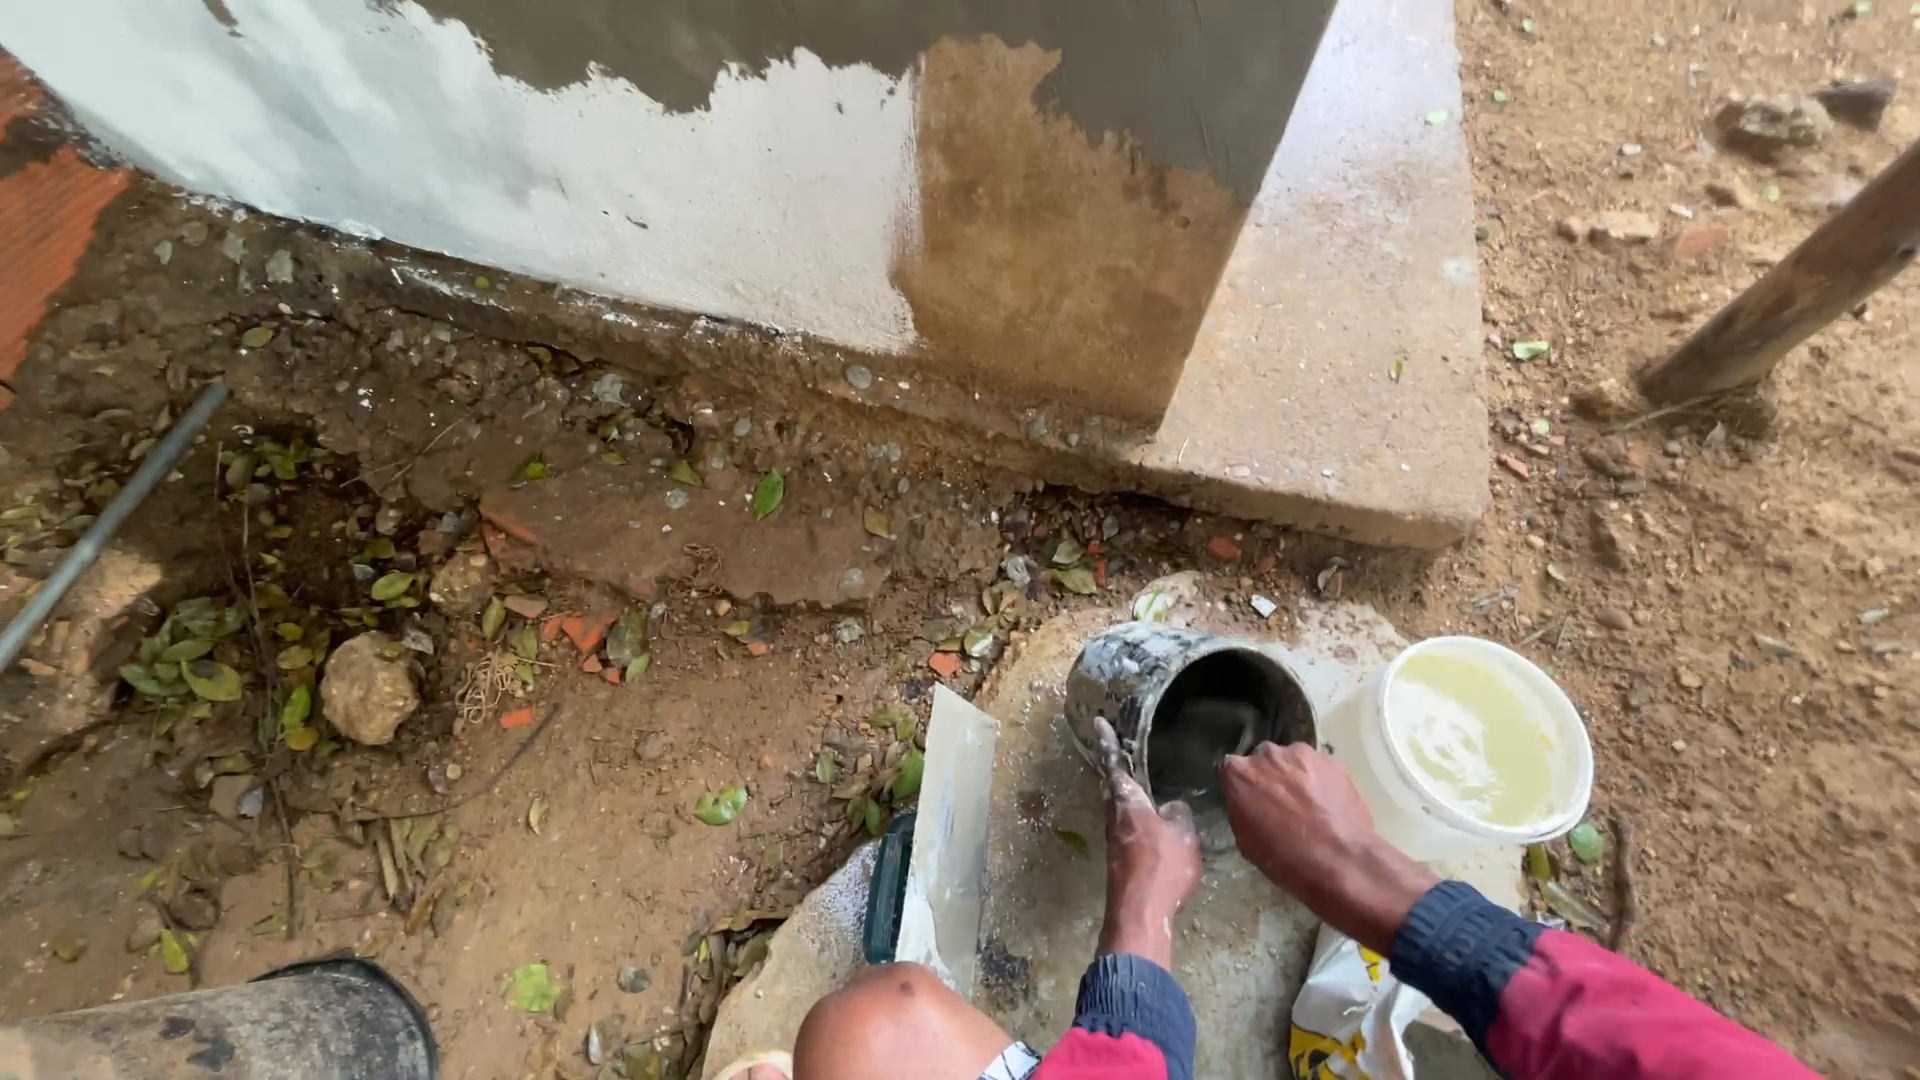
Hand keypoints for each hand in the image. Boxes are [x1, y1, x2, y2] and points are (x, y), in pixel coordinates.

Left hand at [1094, 716, 1199, 968]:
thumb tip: (1171, 807)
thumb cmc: (1161, 866)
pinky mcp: (1118, 857)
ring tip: (1141, 787)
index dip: (1108, 741)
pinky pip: (1126, 827)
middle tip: (1122, 752)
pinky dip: (1135, 818)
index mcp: (1127, 800)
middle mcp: (1114, 815)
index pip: (1115, 762)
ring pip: (1119, 807)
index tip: (1098, 722)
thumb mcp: (1183, 835)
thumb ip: (1178, 815)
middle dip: (1117, 768)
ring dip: (1127, 795)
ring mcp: (1113, 837)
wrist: (1139, 912)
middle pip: (1113, 785)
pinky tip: (1149, 825)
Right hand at [1219, 742, 1437, 952]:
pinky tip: (1329, 805)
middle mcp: (1266, 754)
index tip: (1249, 800)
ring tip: (1310, 804)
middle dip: (1269, 775)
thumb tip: (1249, 802)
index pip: (1230, 769)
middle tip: (1281, 802)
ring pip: (1293, 760)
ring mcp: (1301, 754)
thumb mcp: (1245, 839)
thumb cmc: (1284, 857)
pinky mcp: (1331, 761)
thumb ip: (1241, 808)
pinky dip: (1321, 781)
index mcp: (1238, 772)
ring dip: (1295, 776)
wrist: (1340, 862)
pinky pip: (1319, 768)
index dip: (1242, 785)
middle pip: (1263, 759)